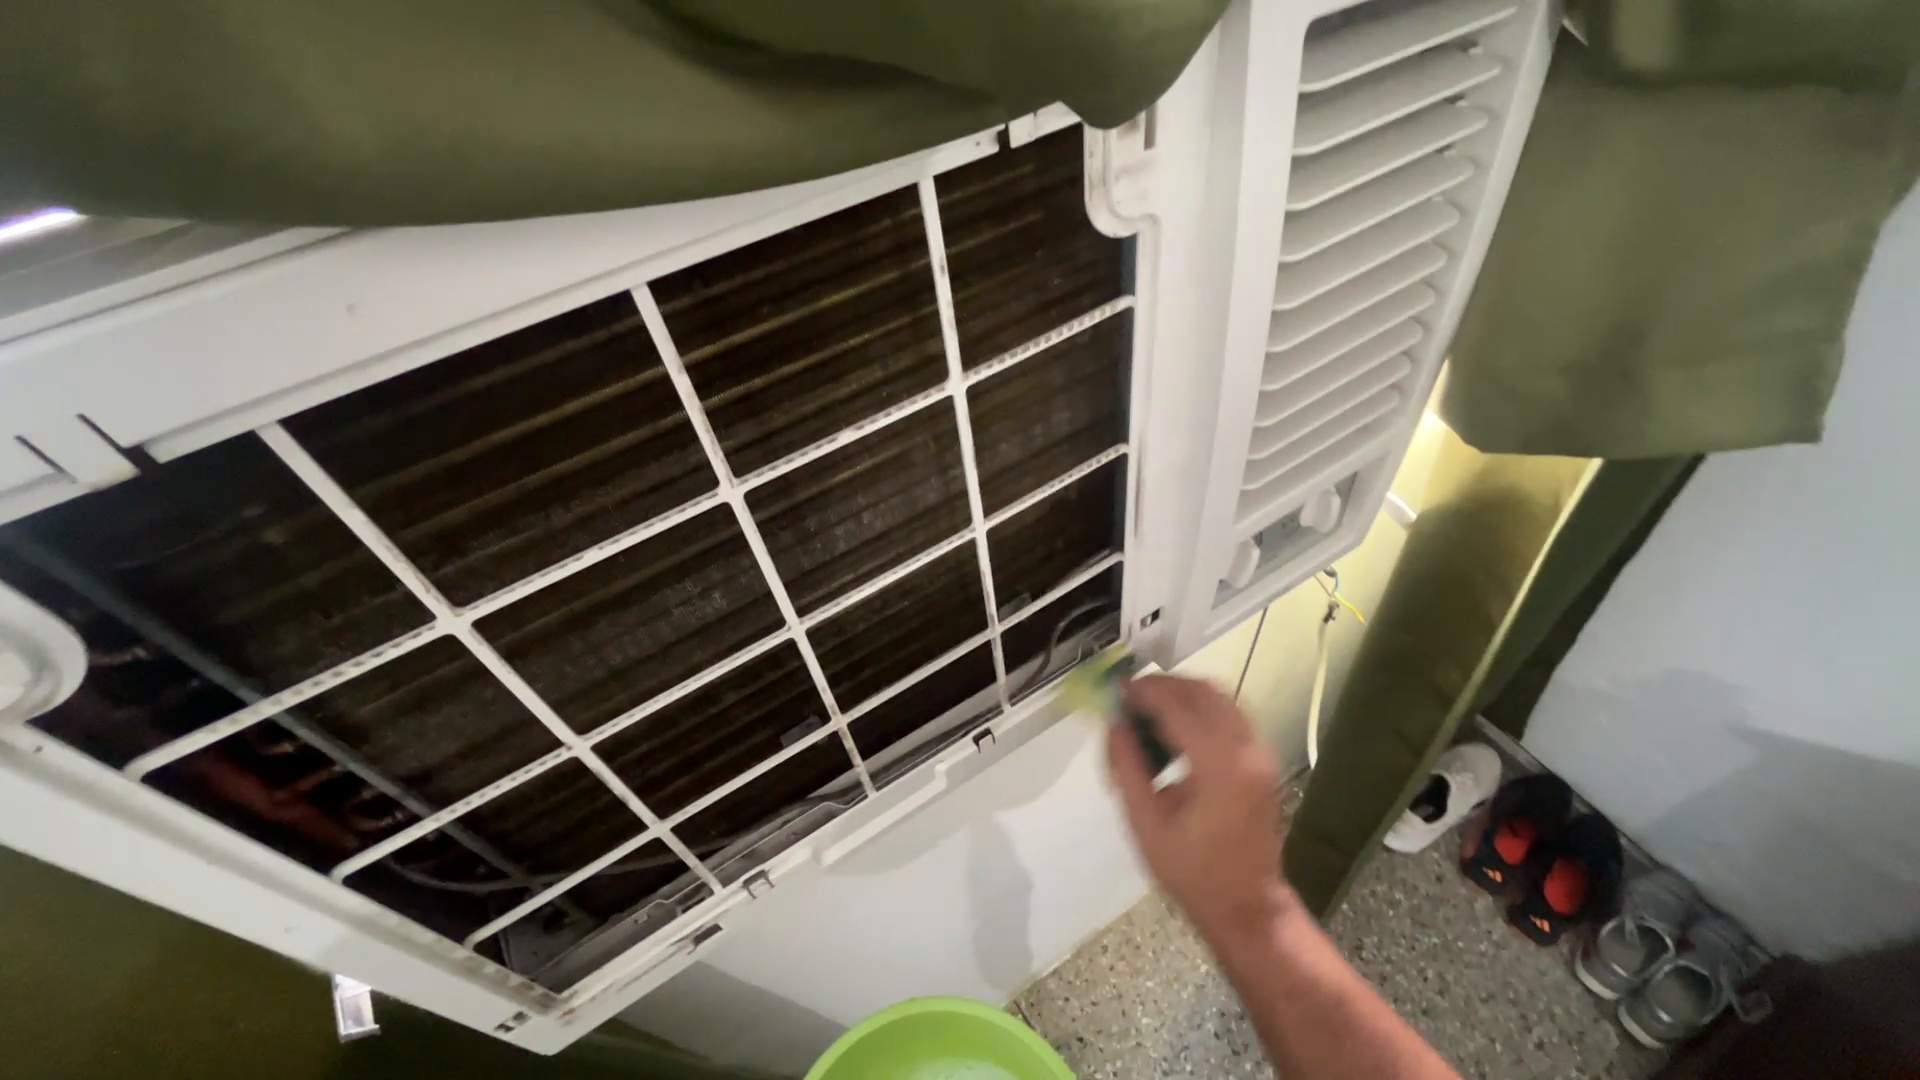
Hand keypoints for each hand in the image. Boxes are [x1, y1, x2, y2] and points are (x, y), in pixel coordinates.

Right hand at [1106, 674, 1295, 944]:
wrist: (1248, 908)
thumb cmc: (1193, 873)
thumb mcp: (1146, 825)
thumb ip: (1127, 768)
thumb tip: (1114, 724)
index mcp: (1221, 768)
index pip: (1178, 708)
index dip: (1144, 692)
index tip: (1116, 688)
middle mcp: (1248, 751)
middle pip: (1204, 691)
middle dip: (1164, 685)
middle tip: (1129, 694)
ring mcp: (1261, 754)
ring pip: (1221, 698)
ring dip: (1183, 693)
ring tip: (1147, 706)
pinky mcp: (1262, 760)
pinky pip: (1230, 714)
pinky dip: (1201, 707)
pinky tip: (1174, 724)